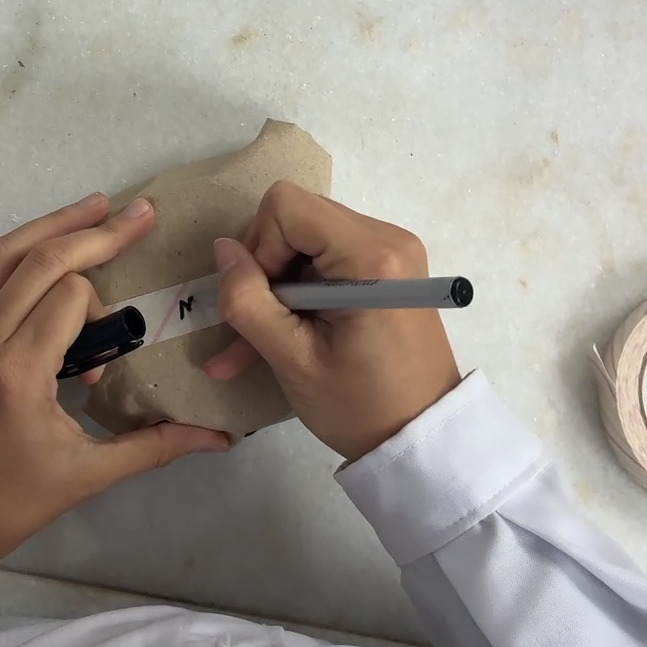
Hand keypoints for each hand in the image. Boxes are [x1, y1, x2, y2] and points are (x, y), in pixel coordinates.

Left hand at [0, 193, 231, 646]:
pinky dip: (18, 254)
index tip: (105, 354)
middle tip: (140, 212)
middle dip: (94, 230)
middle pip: (40, 259)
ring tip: (94, 205)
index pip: (70, 296)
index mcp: (17, 373)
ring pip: (3, 254)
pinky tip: (46, 251)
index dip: (101, 310)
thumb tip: (219, 436)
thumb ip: (153, 446)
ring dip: (51, 224)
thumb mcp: (84, 477)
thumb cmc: (6, 504)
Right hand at [204, 181, 460, 462]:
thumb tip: (223, 248)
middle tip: (261, 319)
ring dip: (275, 283)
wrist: (423, 440)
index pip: (286, 206)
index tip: (266, 300)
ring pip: (302, 237)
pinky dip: (296, 288)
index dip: (260, 247)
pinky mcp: (385, 267)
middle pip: (294, 216)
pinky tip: (279, 332)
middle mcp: (386, 237)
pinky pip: (322, 256)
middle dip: (265, 265)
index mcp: (371, 255)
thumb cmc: (360, 406)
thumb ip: (247, 299)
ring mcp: (389, 250)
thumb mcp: (291, 358)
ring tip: (261, 337)